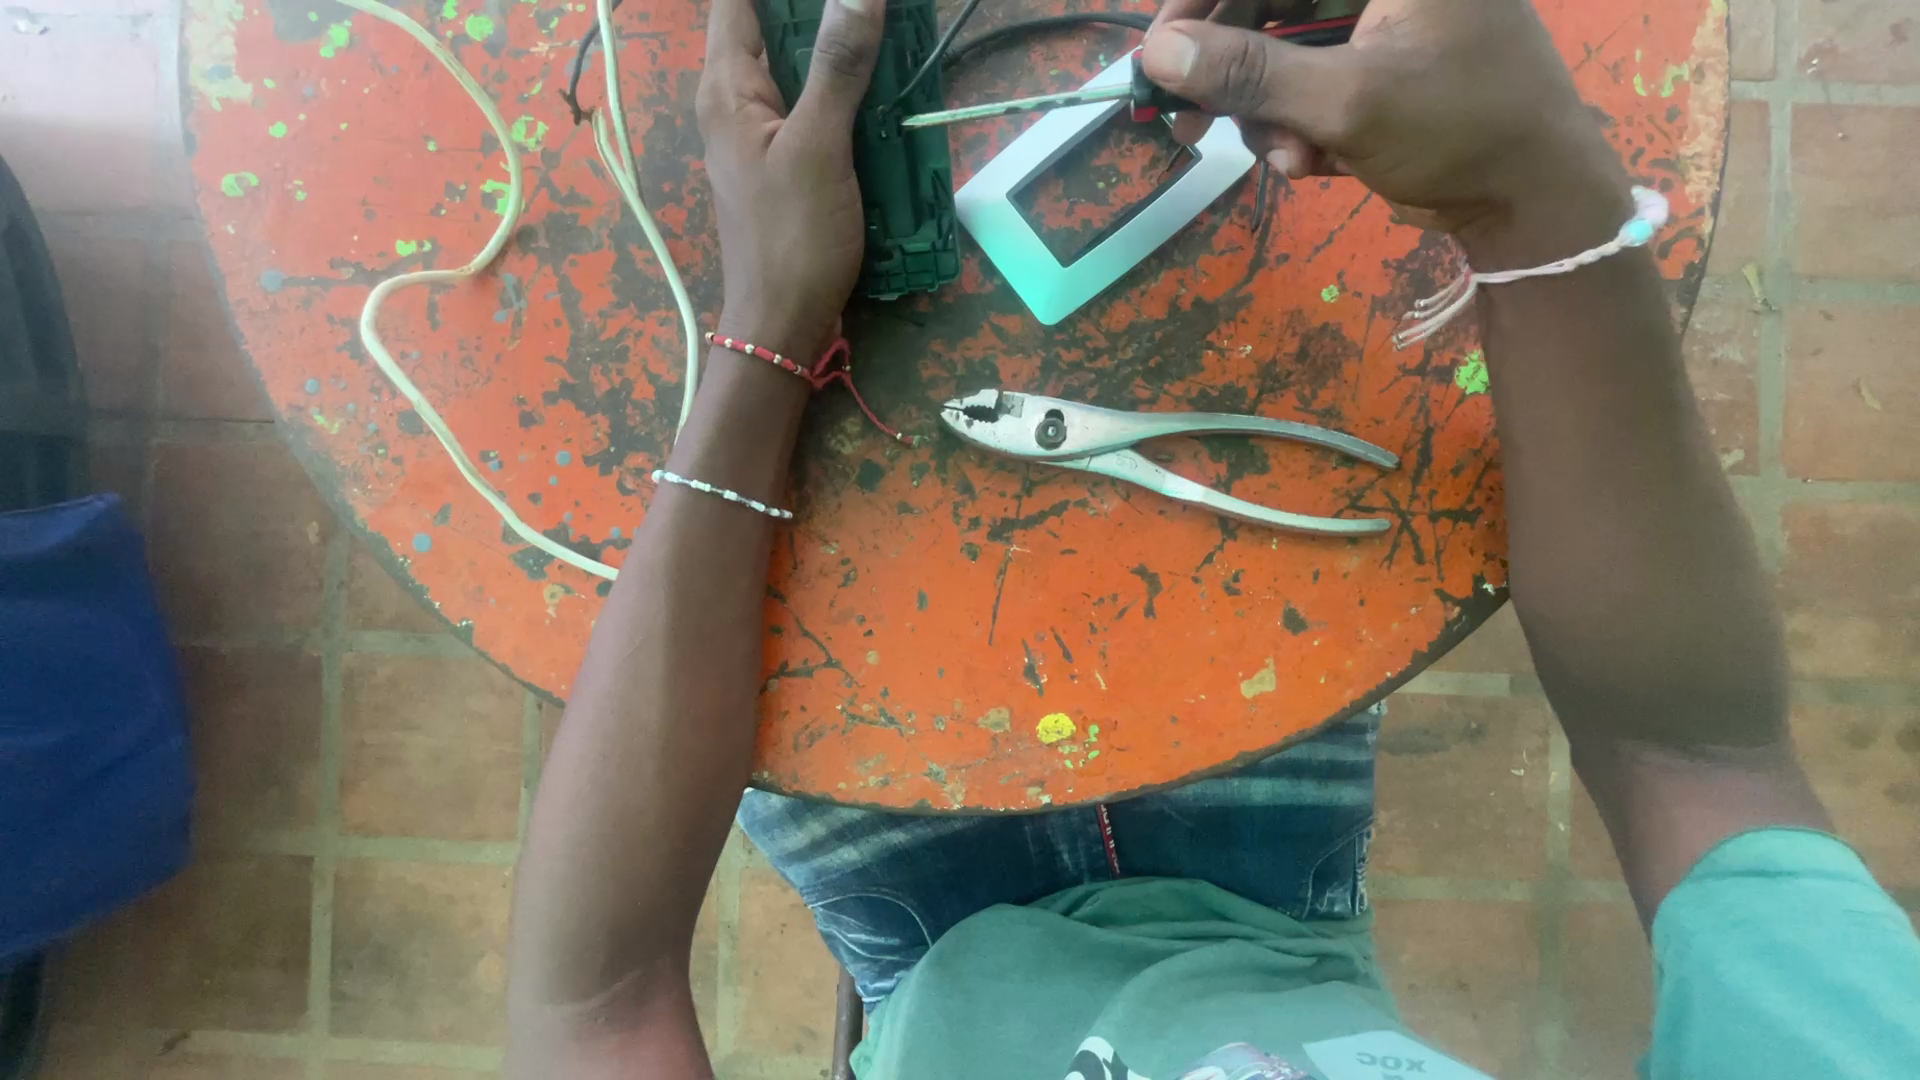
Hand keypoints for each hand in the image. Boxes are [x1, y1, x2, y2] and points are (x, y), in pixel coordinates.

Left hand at [697, 0, 883, 359]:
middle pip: (775, 33)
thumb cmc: (794, 238)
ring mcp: (762, 141)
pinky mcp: (787, 172)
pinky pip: (814, 118)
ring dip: (841, 61)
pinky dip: (845, 105)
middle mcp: (737, 106)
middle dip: (825, 19)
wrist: (784, 324)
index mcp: (728, 87)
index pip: (740, 1)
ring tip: (889, 46)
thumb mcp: (819, 148)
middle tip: (878, 17)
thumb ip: (837, 67)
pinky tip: (881, 103)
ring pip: (800, 76)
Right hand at [1143, 0, 1631, 261]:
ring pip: (1272, 54)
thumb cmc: (1458, 127)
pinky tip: (1311, 162)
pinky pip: (1296, 87)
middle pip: (1263, 3)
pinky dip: (1291, 129)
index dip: (1203, 0)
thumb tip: (1157, 56)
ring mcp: (1367, 19)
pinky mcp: (1362, 64)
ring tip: (1290, 157)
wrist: (1521, 192)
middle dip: (1227, 72)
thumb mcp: (1346, 102)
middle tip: (1185, 124)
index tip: (1158, 54)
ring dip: (1265, 116)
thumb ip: (1250, 74)